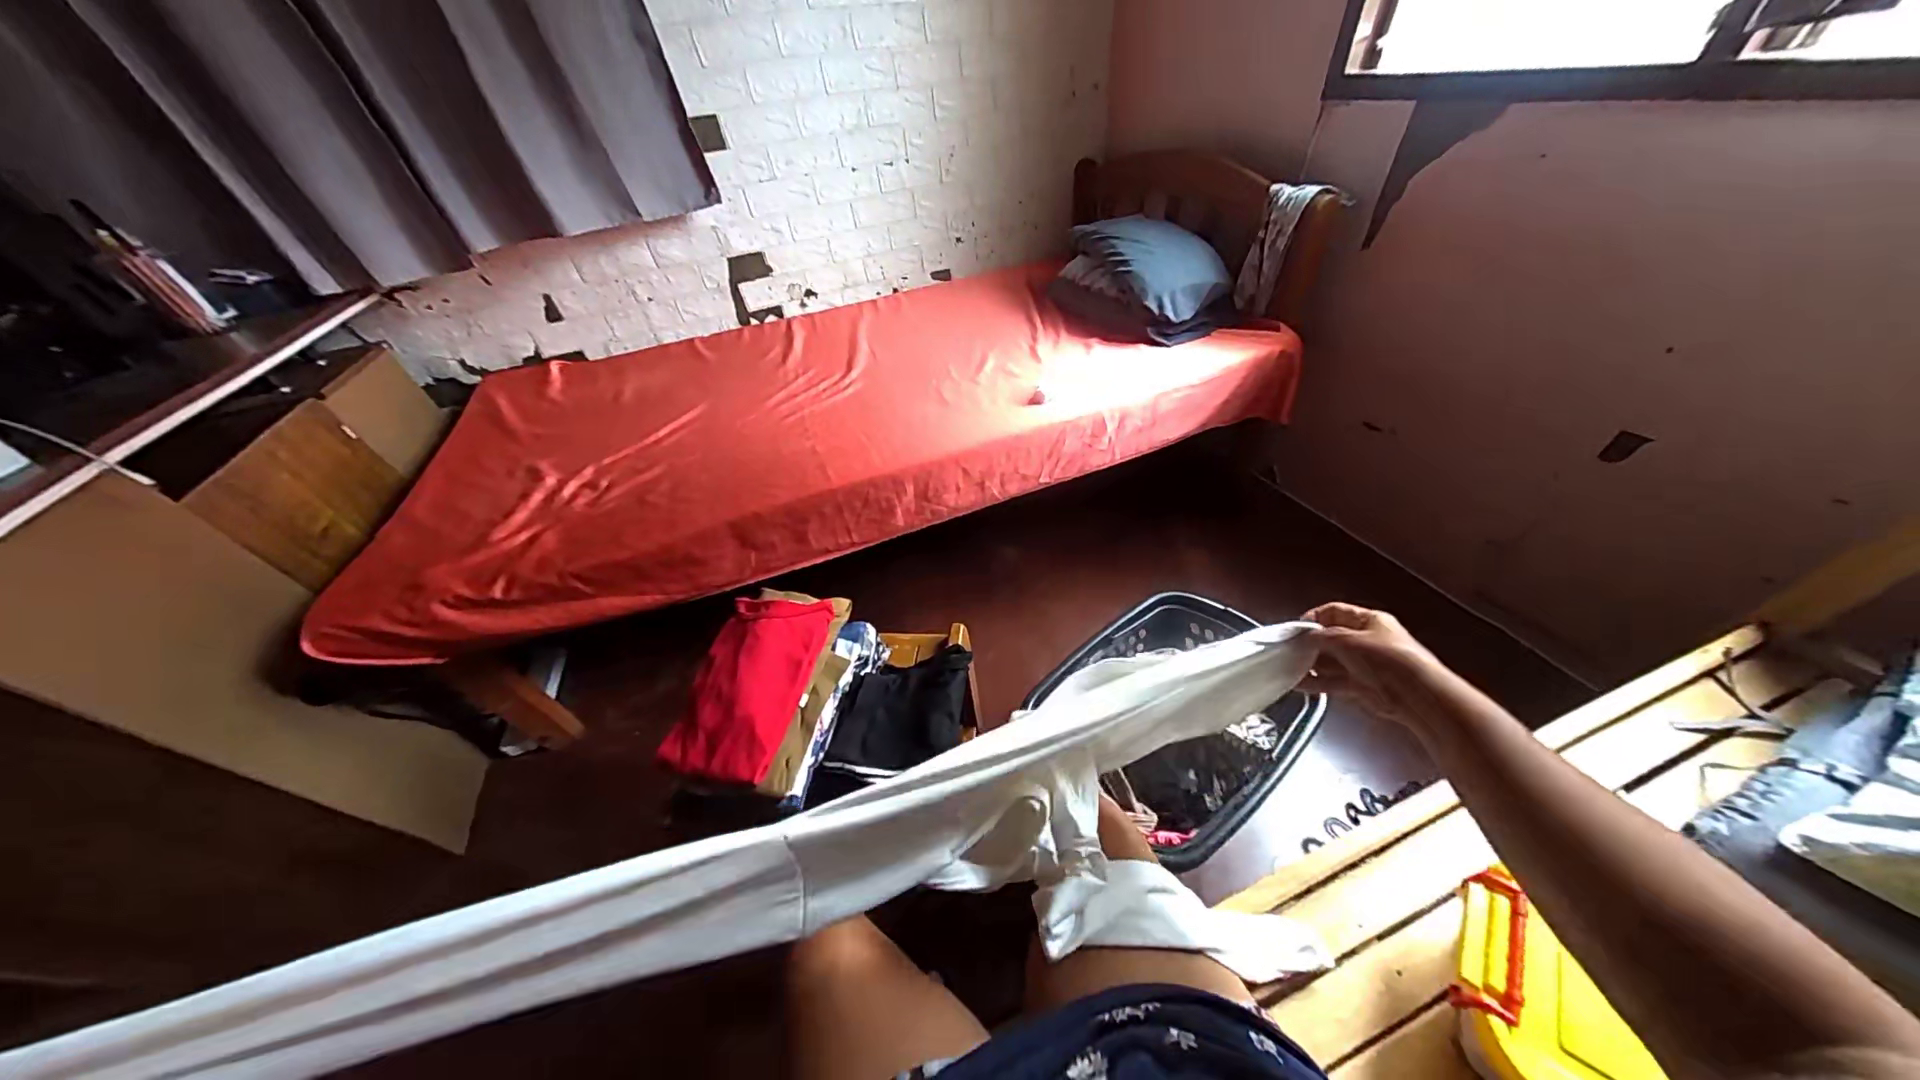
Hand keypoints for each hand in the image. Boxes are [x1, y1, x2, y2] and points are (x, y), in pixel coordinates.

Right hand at [1299, 603, 1455, 735]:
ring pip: (1332, 662)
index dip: (1312, 618)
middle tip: (1291, 651)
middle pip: (1331, 638)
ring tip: (1290, 668)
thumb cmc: (1387, 660)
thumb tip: (1305, 637)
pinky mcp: (1364, 687)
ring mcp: (1367, 664)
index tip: (1295, 629)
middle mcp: (1369, 640)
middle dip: (1310, 644)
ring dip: (1312, 665)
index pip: (1334, 612)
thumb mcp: (1347, 640)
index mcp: (1370, 620)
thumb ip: (1321, 637)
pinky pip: (1335, 681)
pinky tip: (1300, 684)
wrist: (1417, 697)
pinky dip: (1318, 683)